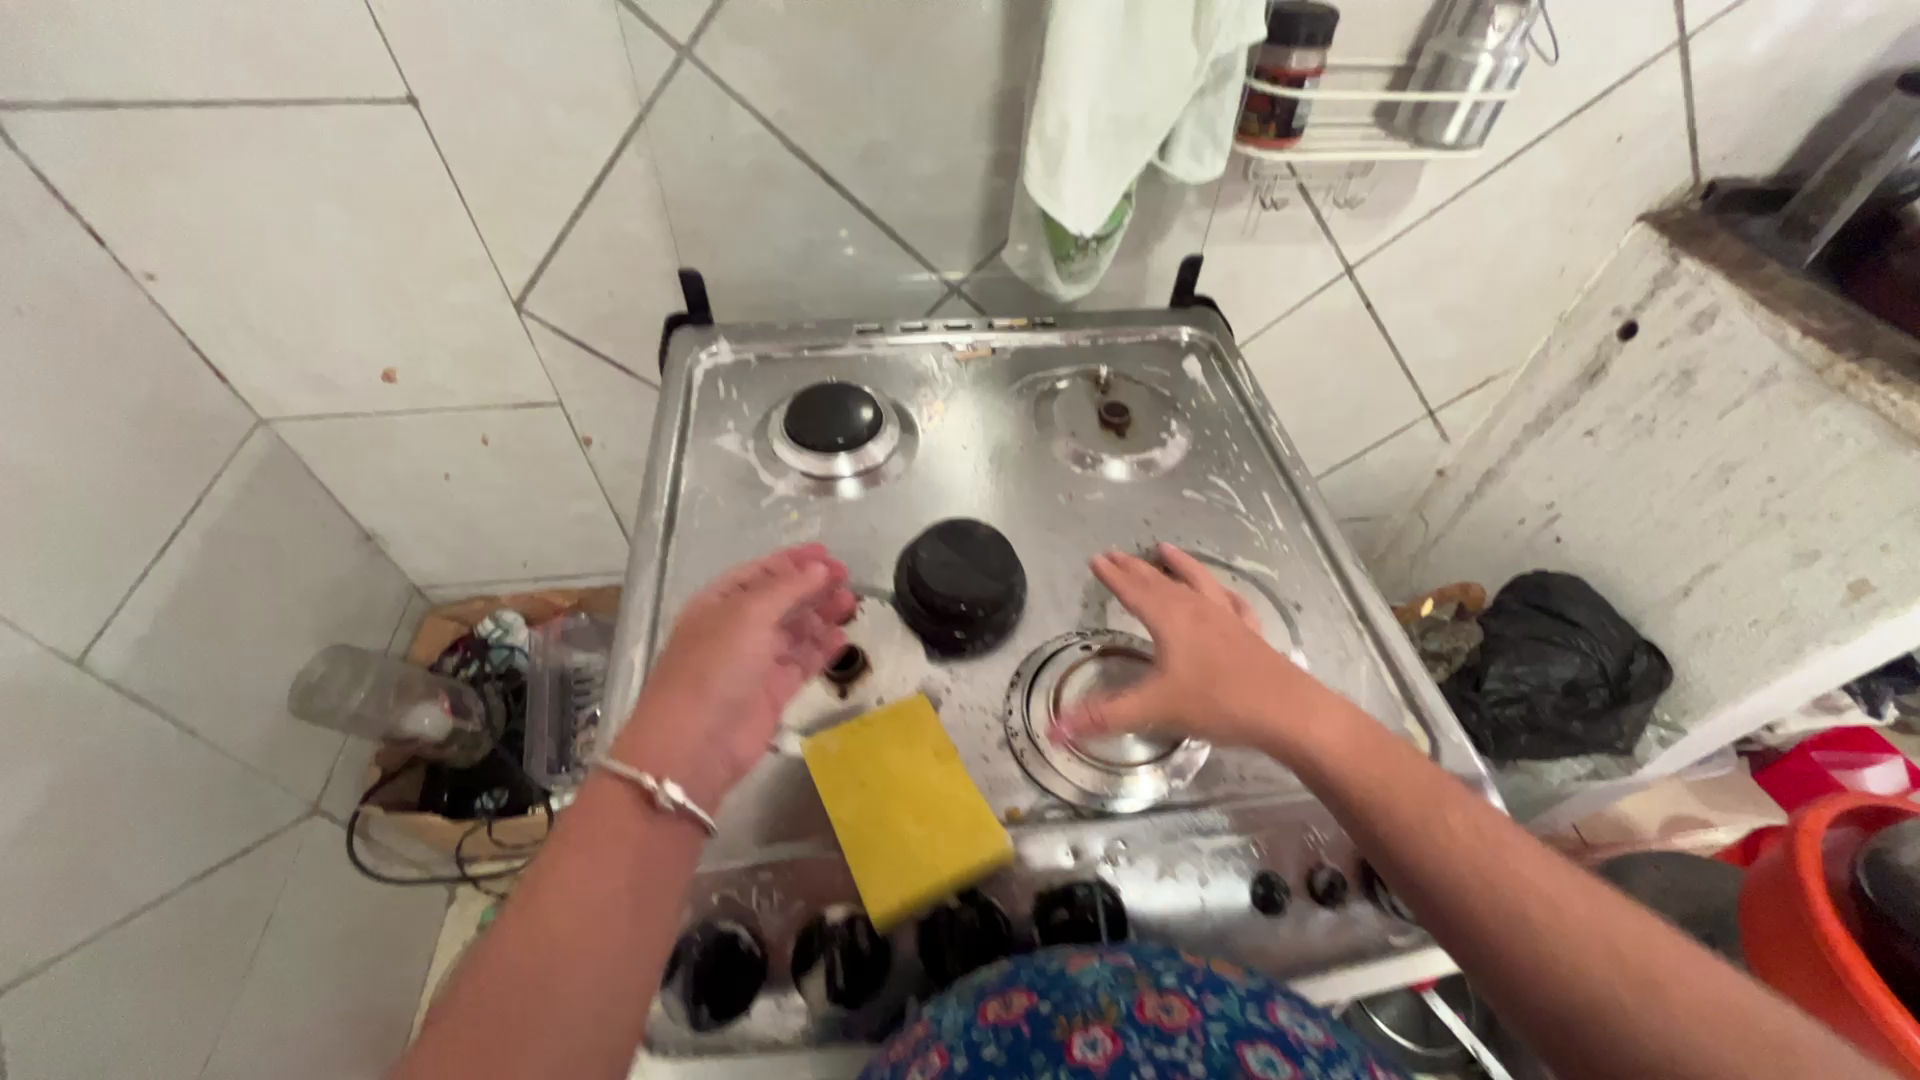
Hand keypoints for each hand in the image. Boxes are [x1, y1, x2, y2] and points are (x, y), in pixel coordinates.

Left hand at [610, 544, 856, 807]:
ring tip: (851, 605)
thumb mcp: (747, 615)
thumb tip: (820, 569)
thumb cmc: (713, 668)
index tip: (828, 555)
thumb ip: (787, 589)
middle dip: (812, 587)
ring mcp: (756, 662)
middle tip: (847, 579)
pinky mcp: (773, 692)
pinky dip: (822, 650)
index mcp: (720, 603)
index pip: (761, 574)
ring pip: (795, 631)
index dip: (793, 562)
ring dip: (822, 616)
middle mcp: (737, 629)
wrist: (694, 744)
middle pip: (781, 600)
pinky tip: (843, 638)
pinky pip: (802, 663)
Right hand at [1054, 544, 1348, 759]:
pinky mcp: (1252, 635)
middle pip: (1161, 581)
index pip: (1134, 590)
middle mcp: (1197, 610)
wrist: (1289, 712)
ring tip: (1166, 548)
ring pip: (1198, 583)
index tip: (1096, 559)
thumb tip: (1053, 731)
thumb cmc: (1217, 703)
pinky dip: (1223, 594)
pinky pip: (1234, 605)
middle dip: (1135, 567)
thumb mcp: (1154, 709)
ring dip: (1180, 566)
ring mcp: (1228, 620)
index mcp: (1170, 620)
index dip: (1113, 575)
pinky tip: (1225, 594)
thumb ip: (1104, 717)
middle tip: (1116, 553)